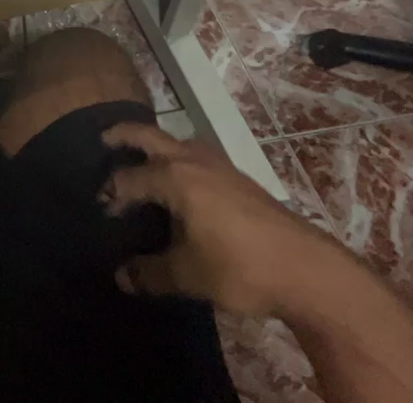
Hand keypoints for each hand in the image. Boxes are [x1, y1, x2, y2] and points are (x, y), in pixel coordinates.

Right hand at [99, 122, 353, 318]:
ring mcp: (221, 167)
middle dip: (123, 135)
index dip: (111, 193)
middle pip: (150, 136)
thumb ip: (151, 273)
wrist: (310, 272)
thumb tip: (121, 278)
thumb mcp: (189, 275)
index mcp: (175, 178)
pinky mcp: (241, 180)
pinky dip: (180, 158)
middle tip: (103, 140)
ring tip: (143, 159)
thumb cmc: (242, 268)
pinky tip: (184, 184)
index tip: (102, 210)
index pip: (130, 177)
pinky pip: (198, 156)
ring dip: (157, 144)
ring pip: (179, 142)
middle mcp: (194, 161)